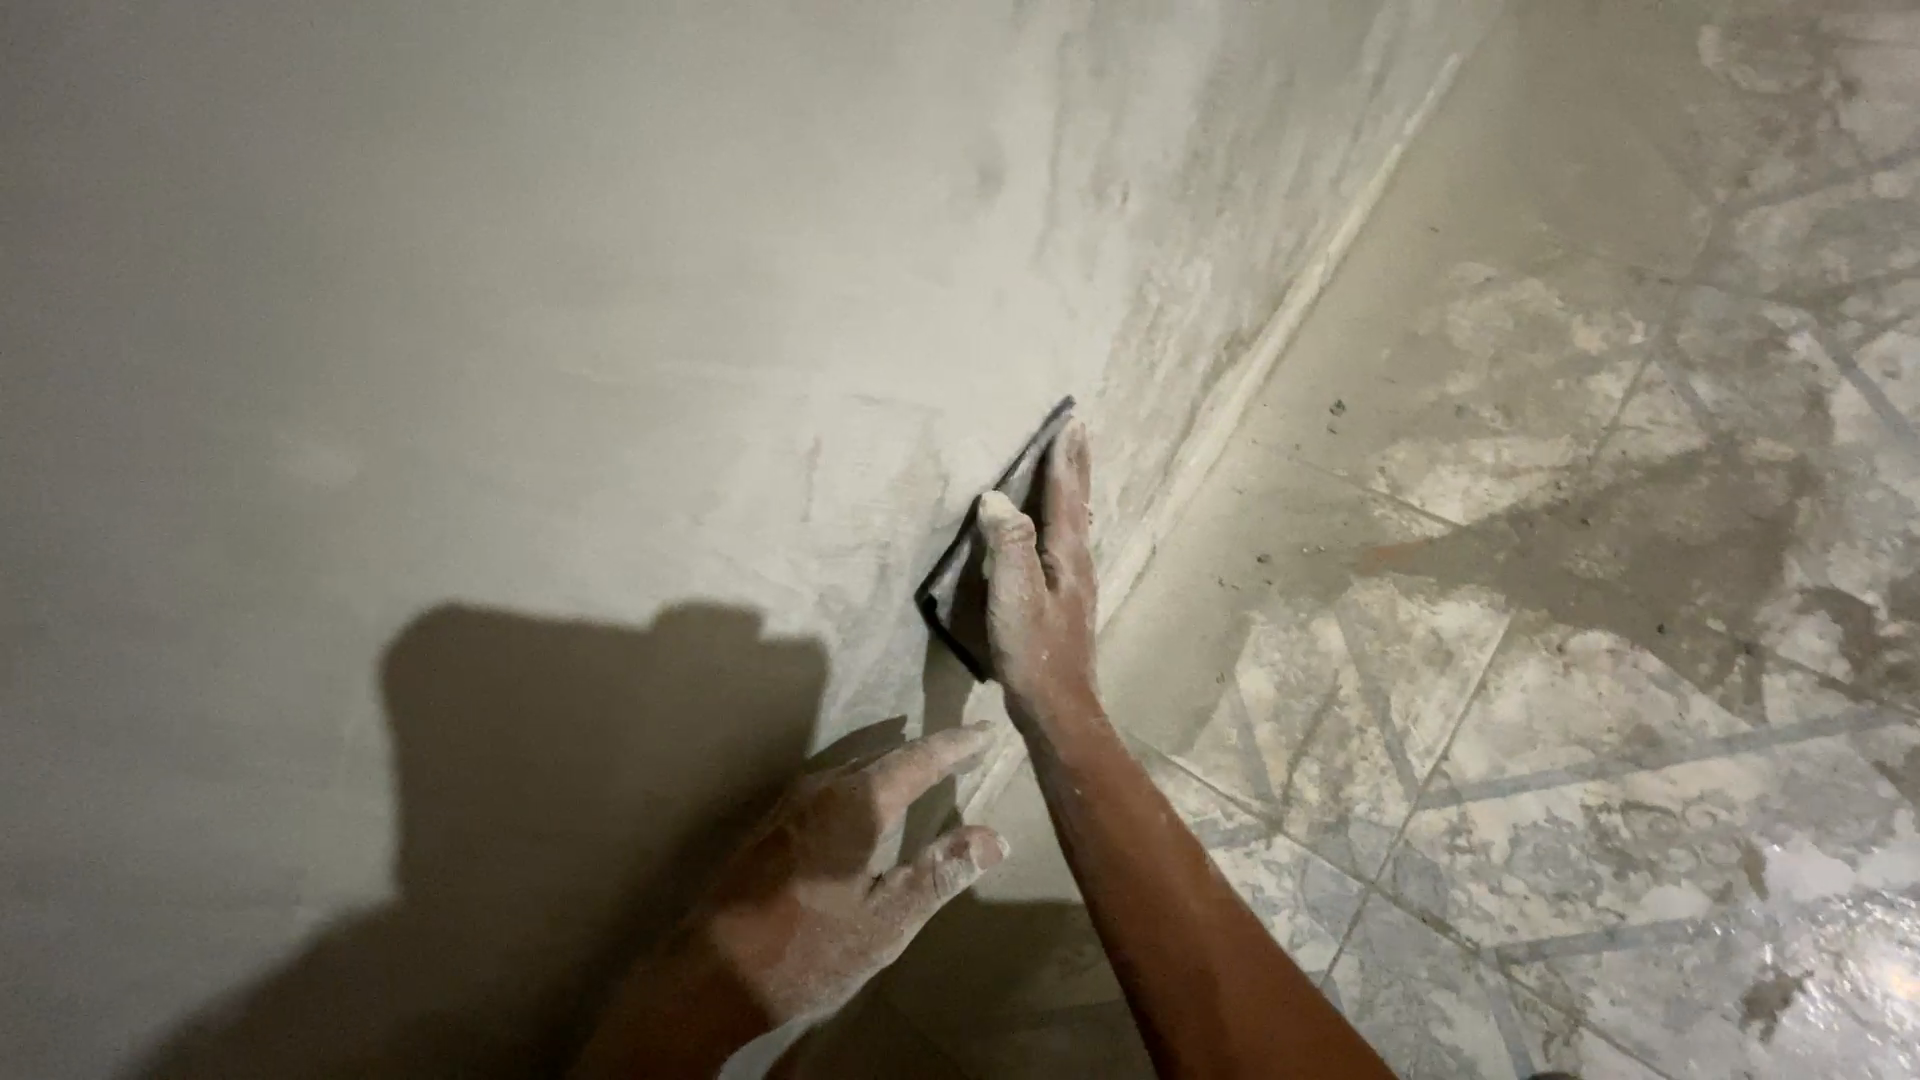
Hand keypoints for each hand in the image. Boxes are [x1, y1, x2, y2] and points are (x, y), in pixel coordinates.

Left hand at [683, 723, 1007, 1024]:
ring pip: (859, 766)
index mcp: (857, 804)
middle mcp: (825, 787)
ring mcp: (794, 801)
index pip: (919, 759)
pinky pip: (836, 781)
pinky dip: (869, 779)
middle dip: (932, 751)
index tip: (988, 729)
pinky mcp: (776, 820)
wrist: (707, 976)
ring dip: (898, 763)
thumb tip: (996, 837)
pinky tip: (871, 797)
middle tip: (968, 747)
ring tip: (929, 765)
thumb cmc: (805, 951)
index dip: (957, 744)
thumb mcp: (884, 923)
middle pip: (889, 756)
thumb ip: (940, 873)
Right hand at [976, 418, 1100, 730]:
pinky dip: (1064, 518)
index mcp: (1067, 555)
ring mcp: (1076, 582)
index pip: (1065, 495)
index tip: (1070, 423)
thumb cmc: (1033, 650)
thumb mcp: (1015, 595)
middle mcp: (1079, 562)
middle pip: (1078, 503)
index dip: (1063, 459)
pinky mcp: (1066, 599)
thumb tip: (997, 497)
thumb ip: (1009, 544)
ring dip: (1073, 490)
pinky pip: (1067, 542)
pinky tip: (1059, 530)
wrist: (1057, 705)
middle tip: (1080, 432)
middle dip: (1076, 466)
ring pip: (1076, 522)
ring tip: (1071, 468)